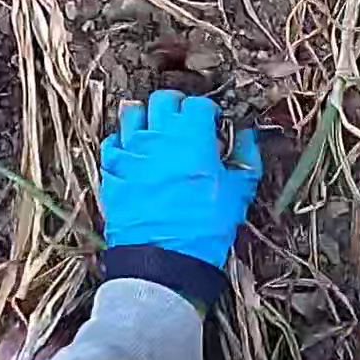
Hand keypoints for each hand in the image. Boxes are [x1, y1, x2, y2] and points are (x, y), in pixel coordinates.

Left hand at [99, 91, 259, 266]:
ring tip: (158, 129)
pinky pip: (112, 144)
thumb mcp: (240, 191)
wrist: (165, 259)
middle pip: (163, 99)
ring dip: (147, 116)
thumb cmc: (206, 226)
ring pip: (132, 114)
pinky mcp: (111, 172)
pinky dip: (124, 142)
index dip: (209, 111)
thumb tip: (247, 137)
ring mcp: (130, 153)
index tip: (214, 123)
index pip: (198, 104)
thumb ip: (246, 157)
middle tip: (187, 120)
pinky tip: (135, 152)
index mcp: (191, 137)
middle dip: (178, 105)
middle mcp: (157, 136)